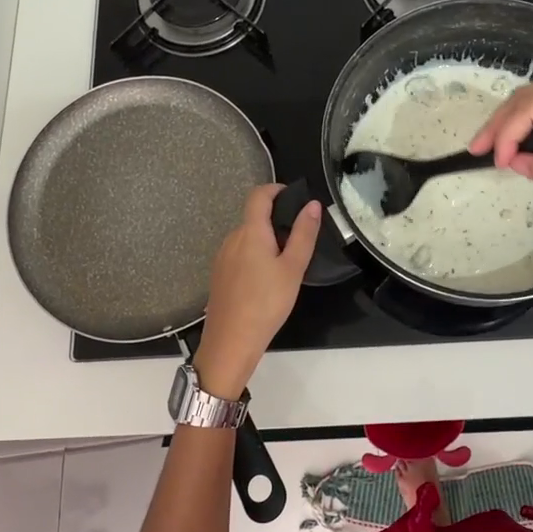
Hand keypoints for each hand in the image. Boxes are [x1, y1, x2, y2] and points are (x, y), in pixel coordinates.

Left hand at [195, 184, 320, 398]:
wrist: (231, 342)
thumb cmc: (266, 303)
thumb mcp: (293, 268)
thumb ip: (303, 234)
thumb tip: (313, 205)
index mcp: (250, 232)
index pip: (258, 195)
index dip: (276, 189)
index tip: (294, 197)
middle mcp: (232, 238)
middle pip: (254, 217)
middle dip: (276, 221)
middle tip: (299, 240)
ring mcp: (222, 257)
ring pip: (247, 237)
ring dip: (266, 240)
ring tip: (286, 265)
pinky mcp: (219, 274)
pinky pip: (239, 254)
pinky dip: (255, 256)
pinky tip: (266, 281)